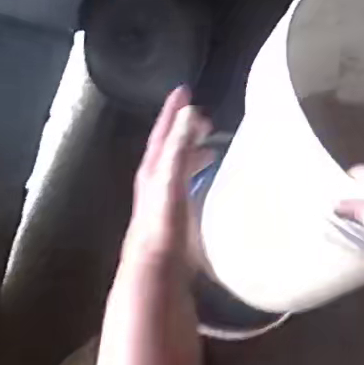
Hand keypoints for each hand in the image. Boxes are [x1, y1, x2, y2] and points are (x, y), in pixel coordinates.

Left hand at [120, 86, 212, 272]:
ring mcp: (163, 204)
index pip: (162, 135)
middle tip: (204, 118)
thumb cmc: (162, 228)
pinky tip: (208, 186)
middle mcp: (155, 185)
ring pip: (177, 170)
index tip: (184, 90)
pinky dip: (197, 177)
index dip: (172, 112)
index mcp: (153, 172)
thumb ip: (179, 148)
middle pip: (168, 150)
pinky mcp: (173, 222)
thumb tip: (190, 113)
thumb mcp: (170, 181)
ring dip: (191, 154)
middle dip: (183, 131)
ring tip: (210, 148)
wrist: (153, 275)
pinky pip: (186, 188)